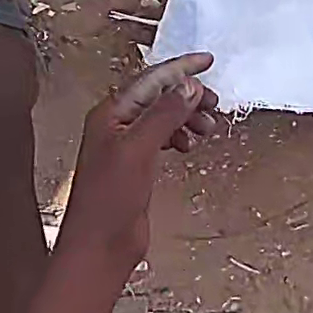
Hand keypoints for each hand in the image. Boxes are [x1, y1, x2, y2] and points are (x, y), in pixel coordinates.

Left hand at [55, 53, 221, 273]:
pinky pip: (163, 136)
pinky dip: (179, 134)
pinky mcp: (136, 164)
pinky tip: (188, 145)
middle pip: (159, 95)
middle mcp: (117, 123)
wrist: (98, 250)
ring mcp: (126, 144)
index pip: (152, 79)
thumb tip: (190, 85)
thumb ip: (164, 115)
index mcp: (111, 113)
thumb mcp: (139, 150)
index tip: (208, 61)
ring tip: (208, 128)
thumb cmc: (110, 199)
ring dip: (187, 116)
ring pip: (163, 116)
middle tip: (214, 104)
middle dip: (188, 95)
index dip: (181, 68)